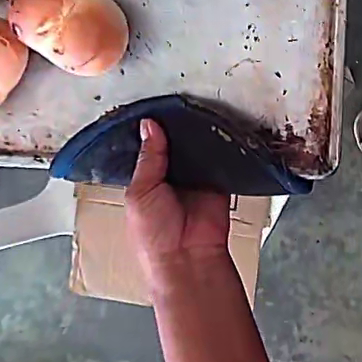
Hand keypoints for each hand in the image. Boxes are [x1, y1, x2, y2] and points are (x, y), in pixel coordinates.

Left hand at [126, 119, 232, 285]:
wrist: (188, 258)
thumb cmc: (154, 235)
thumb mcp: (141, 192)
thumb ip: (149, 159)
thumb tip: (149, 126)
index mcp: (147, 182)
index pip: (150, 149)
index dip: (151, 131)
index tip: (156, 107)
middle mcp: (172, 179)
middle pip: (176, 146)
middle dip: (177, 130)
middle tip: (179, 103)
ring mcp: (196, 180)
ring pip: (198, 151)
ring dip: (199, 137)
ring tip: (200, 109)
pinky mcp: (218, 184)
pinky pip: (221, 162)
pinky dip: (220, 149)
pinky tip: (219, 130)